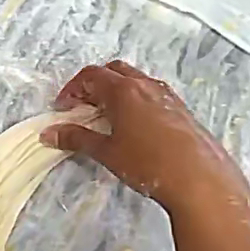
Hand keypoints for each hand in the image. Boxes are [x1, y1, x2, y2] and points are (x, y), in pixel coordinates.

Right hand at [44, 61, 249, 215]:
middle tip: (82, 108)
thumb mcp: (107, 152)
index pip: (91, 76)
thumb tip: (49, 133)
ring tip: (106, 117)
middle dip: (93, 85)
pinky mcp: (181, 109)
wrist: (200, 179)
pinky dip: (135, 100)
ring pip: (135, 80)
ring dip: (115, 91)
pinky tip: (133, 126)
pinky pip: (151, 93)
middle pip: (113, 71)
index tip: (62, 109)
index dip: (72, 89)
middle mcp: (145, 85)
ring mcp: (166, 95)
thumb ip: (77, 138)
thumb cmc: (148, 163)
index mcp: (124, 90)